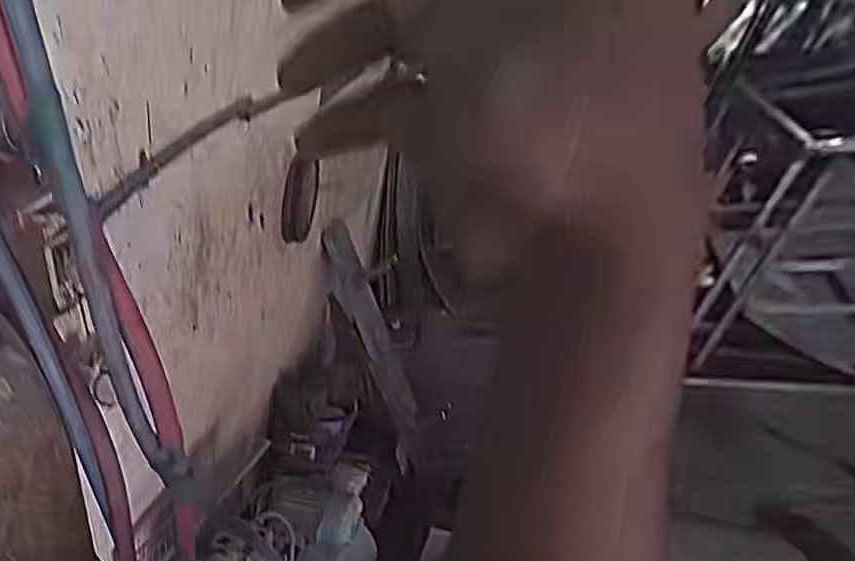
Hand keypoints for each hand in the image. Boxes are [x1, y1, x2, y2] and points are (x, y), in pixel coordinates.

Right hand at [281, 0, 734, 283]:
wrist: (568, 243)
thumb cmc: (537, 114)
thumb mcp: (470, 20)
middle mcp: (524, 8)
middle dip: (354, 6)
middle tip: (286, 5)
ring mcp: (496, 75)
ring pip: (409, 47)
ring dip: (345, 61)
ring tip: (287, 82)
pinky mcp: (466, 139)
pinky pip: (404, 111)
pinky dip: (358, 122)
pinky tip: (311, 141)